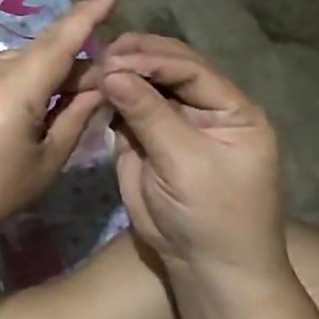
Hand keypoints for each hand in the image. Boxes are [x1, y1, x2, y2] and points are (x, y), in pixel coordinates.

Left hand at [0, 0, 115, 234]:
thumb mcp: (45, 162)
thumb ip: (74, 118)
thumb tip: (96, 88)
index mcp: (11, 88)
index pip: (57, 43)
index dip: (85, 17)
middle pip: (36, 55)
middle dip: (70, 64)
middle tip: (101, 87)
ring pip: (12, 64)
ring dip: (40, 75)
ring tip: (63, 103)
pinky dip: (13, 83)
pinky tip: (22, 111)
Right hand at [94, 34, 285, 277]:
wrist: (202, 262)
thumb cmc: (213, 213)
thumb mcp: (185, 161)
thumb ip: (148, 113)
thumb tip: (110, 72)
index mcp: (231, 111)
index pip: (191, 70)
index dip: (152, 60)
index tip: (111, 59)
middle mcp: (202, 109)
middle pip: (168, 67)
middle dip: (134, 58)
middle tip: (97, 57)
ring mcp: (170, 122)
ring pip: (141, 83)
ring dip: (116, 74)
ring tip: (86, 69)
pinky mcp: (142, 137)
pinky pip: (123, 106)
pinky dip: (105, 96)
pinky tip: (86, 89)